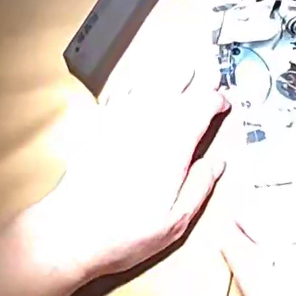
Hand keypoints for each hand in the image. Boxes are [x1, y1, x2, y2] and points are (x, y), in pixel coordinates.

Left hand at [19, 87, 229, 282]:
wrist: (72, 229)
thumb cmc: (124, 230)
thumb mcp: (176, 220)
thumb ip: (200, 185)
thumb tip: (215, 164)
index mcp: (175, 142)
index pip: (204, 104)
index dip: (218, 99)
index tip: (223, 104)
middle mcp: (150, 122)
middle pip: (178, 82)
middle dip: (196, 76)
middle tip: (206, 73)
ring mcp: (122, 117)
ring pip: (150, 80)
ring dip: (168, 72)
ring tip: (179, 66)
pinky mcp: (99, 121)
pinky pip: (121, 89)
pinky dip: (135, 82)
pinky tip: (137, 82)